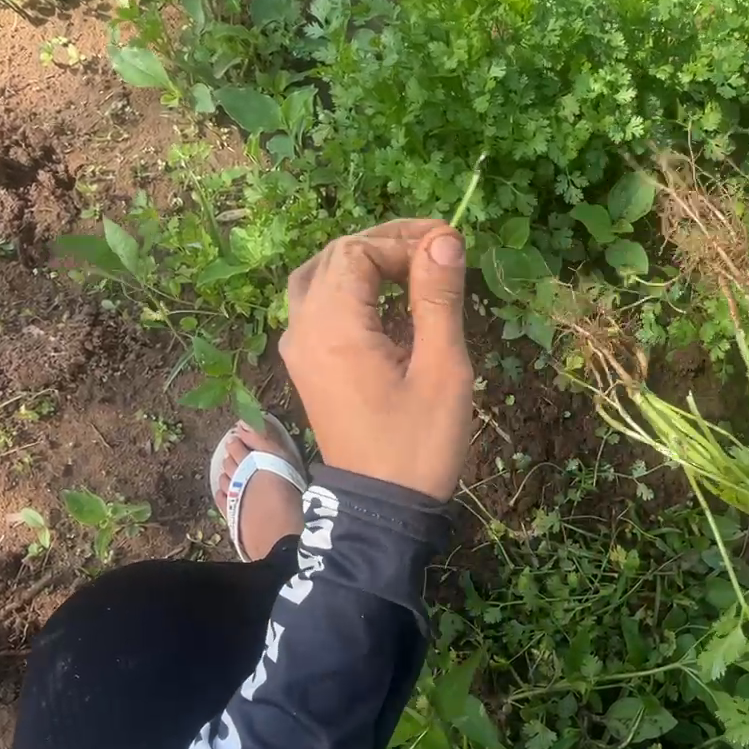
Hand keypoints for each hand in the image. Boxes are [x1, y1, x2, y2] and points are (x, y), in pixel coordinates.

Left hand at [280, 219, 473, 500]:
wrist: (381, 510)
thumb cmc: (418, 444)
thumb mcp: (443, 369)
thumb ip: (439, 298)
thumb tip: (444, 239)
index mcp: (333, 328)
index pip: (358, 251)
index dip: (404, 238)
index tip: (449, 245)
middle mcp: (303, 331)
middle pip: (335, 257)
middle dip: (386, 244)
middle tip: (437, 249)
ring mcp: (299, 350)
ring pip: (321, 278)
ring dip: (364, 262)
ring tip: (413, 266)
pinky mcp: (307, 366)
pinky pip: (318, 306)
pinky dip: (351, 288)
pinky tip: (387, 299)